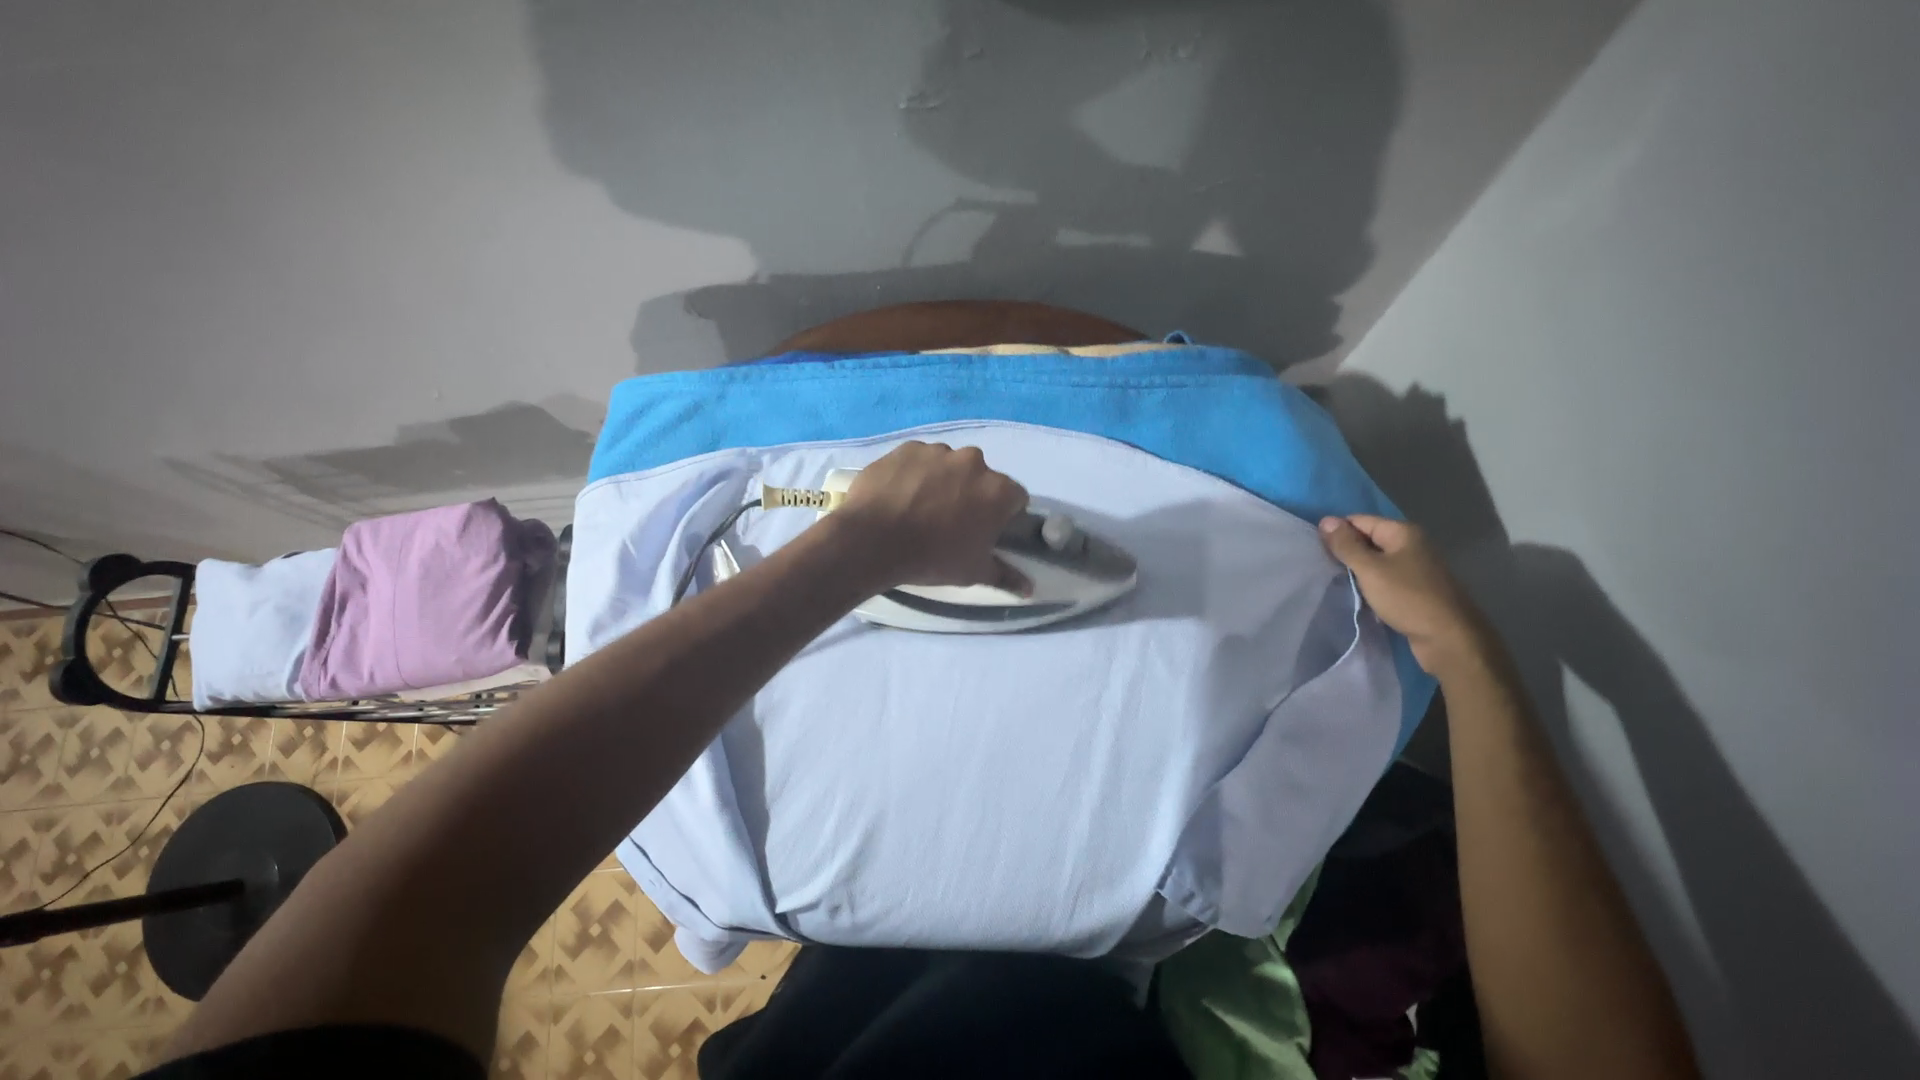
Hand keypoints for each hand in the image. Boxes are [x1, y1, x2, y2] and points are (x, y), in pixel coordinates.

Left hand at [836, 442, 1032, 593]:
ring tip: (920, 509)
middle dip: (972, 495)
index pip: (1015, 498)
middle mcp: (973, 461)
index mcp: (998, 490)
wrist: (872, 540)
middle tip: (951, 521)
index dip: (1004, 515)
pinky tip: (900, 496)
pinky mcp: (906, 448)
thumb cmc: (932, 558)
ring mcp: (938, 451)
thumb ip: (1005, 576)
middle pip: (981, 478)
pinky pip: (918, 460)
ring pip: (949, 466)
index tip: (987, 530)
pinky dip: (915, 474)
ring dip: (942, 482)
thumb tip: (1029, 588)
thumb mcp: (972, 572)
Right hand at [1319, 514, 1486, 676]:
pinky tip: (1358, 597)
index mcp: (1403, 532)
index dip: (1337, 533)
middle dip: (1347, 553)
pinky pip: (1386, 580)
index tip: (1316, 551)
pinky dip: (1371, 586)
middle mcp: (1412, 544)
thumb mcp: (1370, 570)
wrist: (1448, 638)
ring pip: (1377, 562)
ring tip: (1336, 582)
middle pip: (1369, 540)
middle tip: (1323, 568)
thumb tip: (1325, 520)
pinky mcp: (1416, 589)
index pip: (1359, 520)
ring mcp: (1417, 568)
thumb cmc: (1408, 598)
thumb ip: (1346, 545)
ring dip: (1358, 572)